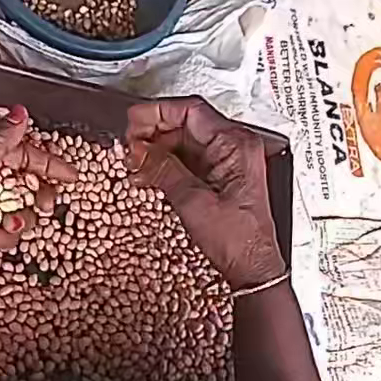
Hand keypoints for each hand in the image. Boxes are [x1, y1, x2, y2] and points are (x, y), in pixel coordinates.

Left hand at [0, 105, 76, 296]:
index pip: (21, 154)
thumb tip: (20, 114)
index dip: (46, 163)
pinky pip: (9, 235)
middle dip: (37, 195)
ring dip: (15, 219)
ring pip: (23, 212)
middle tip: (43, 202)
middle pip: (28, 185)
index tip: (68, 175)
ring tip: (1, 221)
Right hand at [126, 96, 285, 289]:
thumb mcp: (193, 202)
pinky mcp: (221, 180)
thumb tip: (137, 151)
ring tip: (134, 162)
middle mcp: (235, 148)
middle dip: (154, 133)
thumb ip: (163, 170)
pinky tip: (149, 174)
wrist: (252, 269)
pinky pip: (190, 163)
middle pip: (186, 125)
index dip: (157, 113)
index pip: (191, 111)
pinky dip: (168, 166)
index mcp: (235, 145)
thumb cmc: (238, 240)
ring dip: (158, 151)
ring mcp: (228, 164)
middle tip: (129, 145)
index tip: (133, 121)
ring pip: (185, 144)